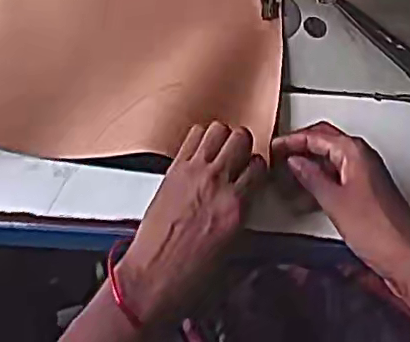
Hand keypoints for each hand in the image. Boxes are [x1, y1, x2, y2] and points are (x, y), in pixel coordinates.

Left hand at [117, 121, 265, 324]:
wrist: (150, 281)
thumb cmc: (187, 278)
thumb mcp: (231, 254)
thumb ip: (243, 220)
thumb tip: (247, 204)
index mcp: (235, 208)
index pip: (259, 166)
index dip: (258, 168)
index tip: (254, 172)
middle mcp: (216, 183)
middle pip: (241, 138)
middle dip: (243, 146)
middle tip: (239, 157)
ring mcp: (194, 172)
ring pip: (219, 129)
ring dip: (222, 139)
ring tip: (220, 152)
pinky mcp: (174, 169)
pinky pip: (193, 135)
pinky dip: (200, 138)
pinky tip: (200, 152)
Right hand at [272, 122, 409, 289]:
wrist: (408, 259)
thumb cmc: (381, 231)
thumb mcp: (334, 202)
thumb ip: (311, 178)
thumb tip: (296, 162)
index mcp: (354, 151)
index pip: (316, 134)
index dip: (292, 139)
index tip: (276, 146)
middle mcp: (362, 156)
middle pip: (324, 140)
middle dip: (300, 146)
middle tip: (280, 155)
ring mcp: (366, 172)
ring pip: (331, 157)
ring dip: (310, 164)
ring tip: (290, 175)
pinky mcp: (368, 189)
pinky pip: (338, 173)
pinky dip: (322, 178)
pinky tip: (310, 192)